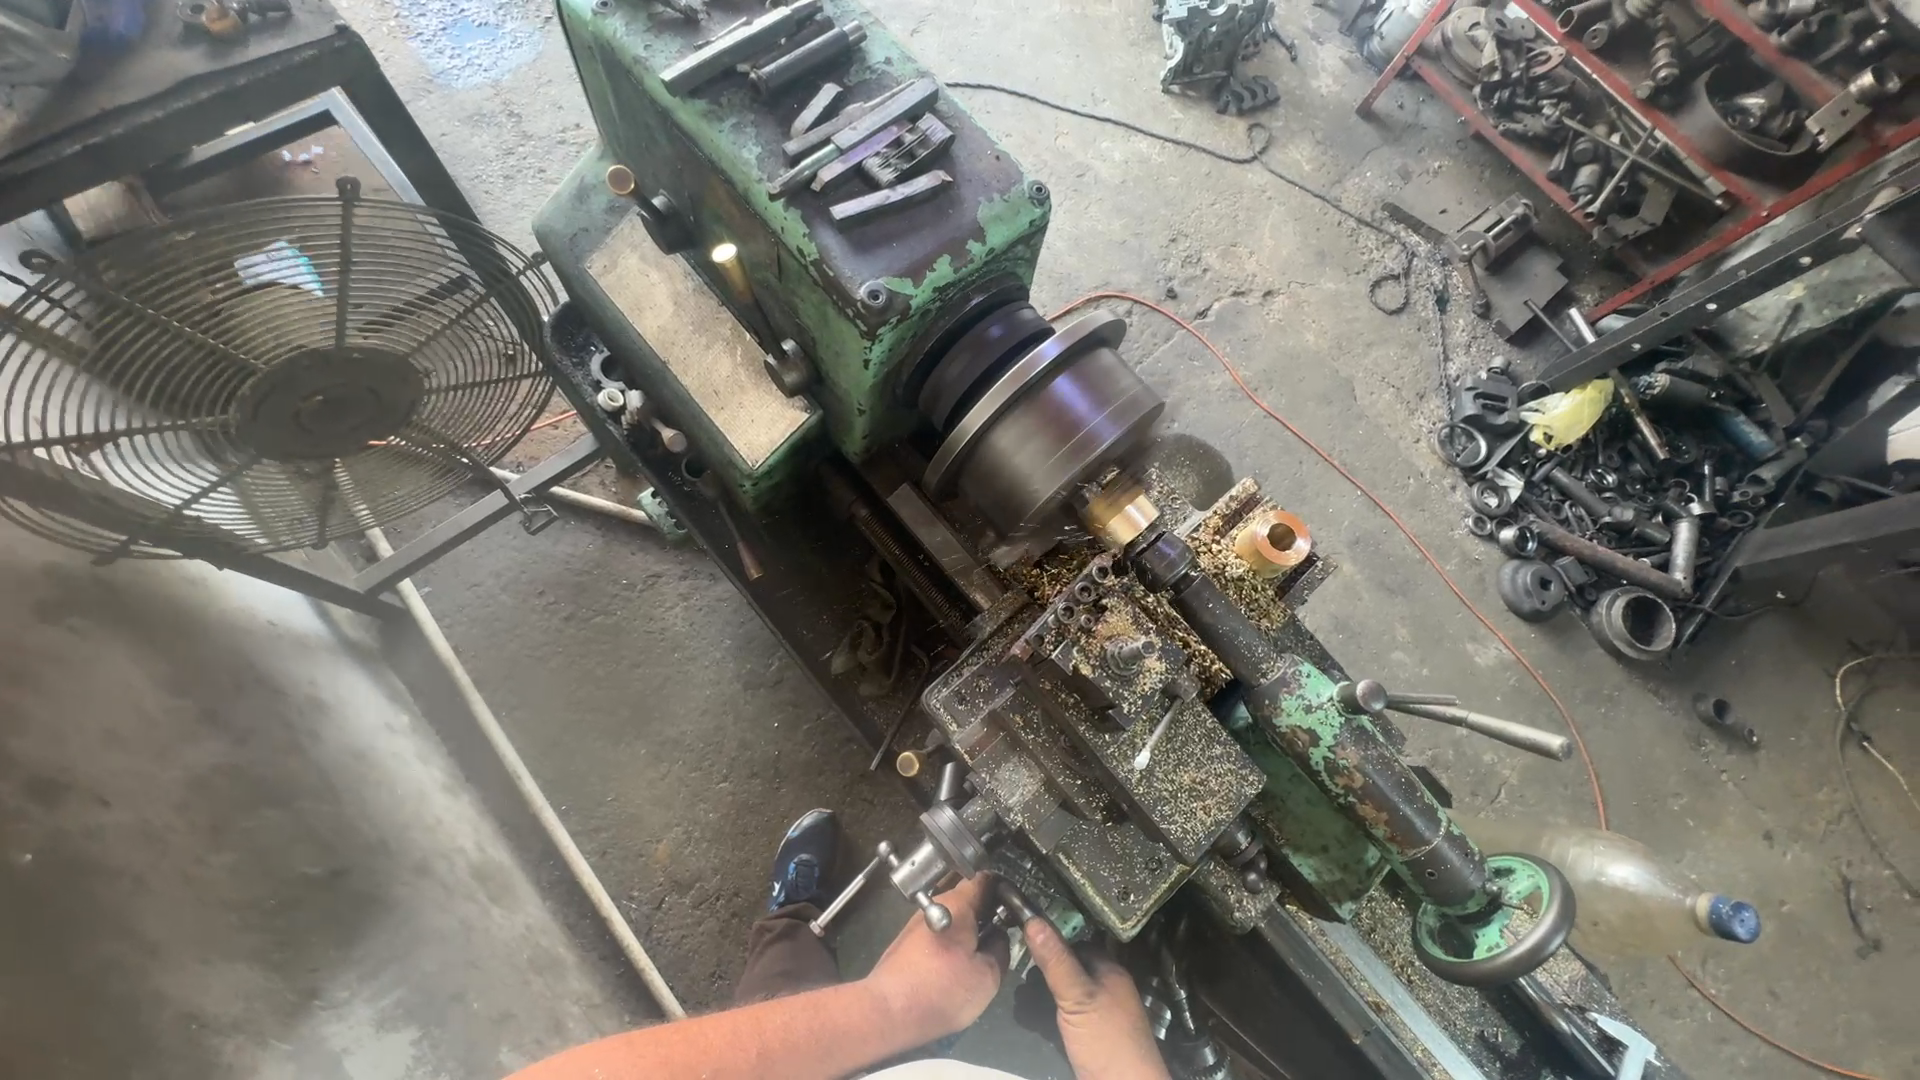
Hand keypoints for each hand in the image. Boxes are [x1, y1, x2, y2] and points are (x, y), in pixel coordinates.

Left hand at [863, 875, 1006, 1041]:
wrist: (887, 1011)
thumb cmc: (940, 990)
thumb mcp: (986, 977)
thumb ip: (1001, 950)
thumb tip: (1000, 936)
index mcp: (958, 903)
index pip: (986, 879)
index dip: (1004, 889)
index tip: (1014, 908)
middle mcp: (937, 902)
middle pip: (968, 896)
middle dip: (987, 912)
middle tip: (1002, 934)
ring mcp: (919, 919)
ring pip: (954, 915)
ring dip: (969, 928)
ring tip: (981, 952)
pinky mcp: (909, 939)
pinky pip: (940, 929)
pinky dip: (953, 940)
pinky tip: (956, 964)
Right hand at [1024, 916, 1170, 1079]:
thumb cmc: (1107, 1039)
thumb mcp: (1079, 996)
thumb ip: (1056, 960)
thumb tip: (1033, 918)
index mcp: (1108, 971)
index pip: (1076, 944)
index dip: (1052, 942)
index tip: (1022, 941)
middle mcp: (1103, 990)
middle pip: (1066, 970)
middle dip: (1040, 974)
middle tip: (1017, 978)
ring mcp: (1095, 1017)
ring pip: (1060, 997)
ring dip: (1038, 998)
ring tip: (1019, 1001)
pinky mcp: (1086, 1040)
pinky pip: (1060, 1020)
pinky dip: (1043, 1018)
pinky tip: (1027, 1020)